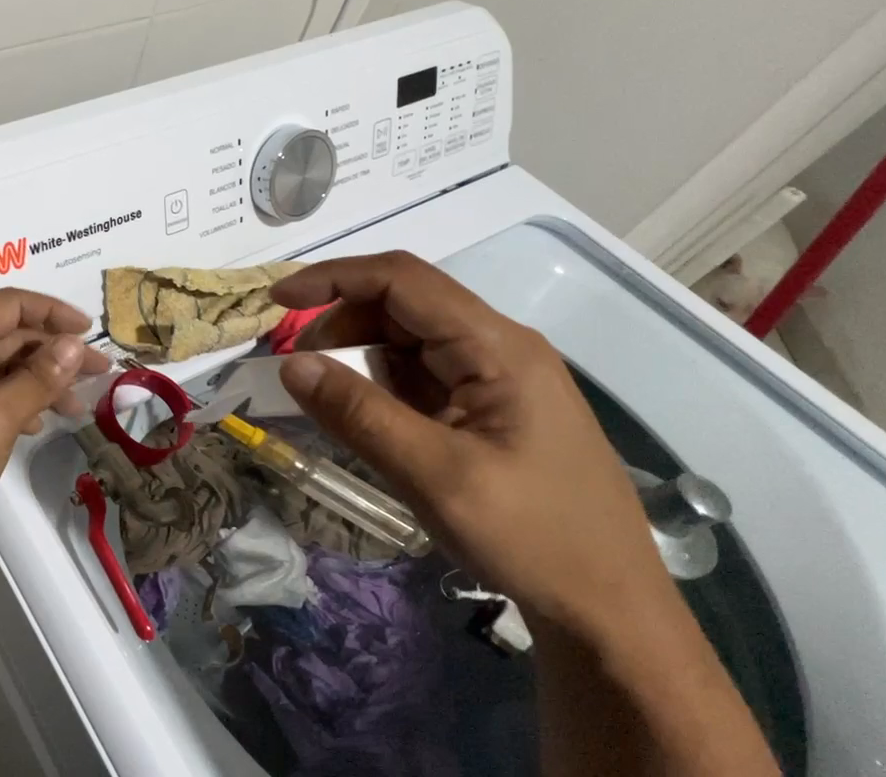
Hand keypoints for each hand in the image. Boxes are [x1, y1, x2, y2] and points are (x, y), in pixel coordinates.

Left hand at [0, 288, 110, 554]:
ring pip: (2, 368)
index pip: (9, 306)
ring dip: (41, 380)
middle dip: (55, 350)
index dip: (52, 311)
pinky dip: (19, 402)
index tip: (92, 330)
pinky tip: (39, 425)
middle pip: (8, 336)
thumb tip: (74, 343)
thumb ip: (38, 378)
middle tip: (101, 374)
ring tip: (77, 407)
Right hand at [272, 251, 671, 631]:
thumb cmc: (531, 536)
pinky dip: (379, 383)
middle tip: (297, 369)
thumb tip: (290, 363)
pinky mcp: (493, 406)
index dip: (333, 279)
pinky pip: (422, 374)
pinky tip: (363, 416)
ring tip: (324, 397)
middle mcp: (500, 347)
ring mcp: (499, 377)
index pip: (402, 280)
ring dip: (357, 354)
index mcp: (497, 348)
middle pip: (403, 304)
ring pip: (409, 339)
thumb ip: (359, 414)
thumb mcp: (434, 475)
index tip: (276, 303)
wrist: (609, 608)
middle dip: (340, 322)